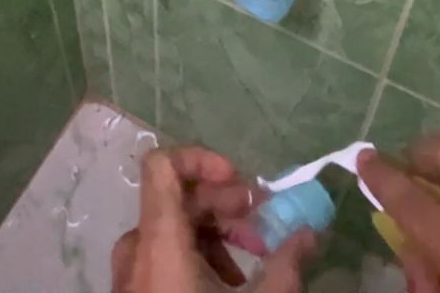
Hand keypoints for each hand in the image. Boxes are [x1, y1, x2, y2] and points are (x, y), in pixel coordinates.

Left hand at [112, 146, 317, 292]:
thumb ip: (285, 264)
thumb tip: (309, 232)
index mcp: (158, 241)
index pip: (162, 165)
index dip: (201, 160)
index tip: (240, 183)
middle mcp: (136, 249)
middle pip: (175, 197)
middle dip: (223, 203)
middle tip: (263, 220)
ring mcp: (130, 276)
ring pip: (171, 229)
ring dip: (215, 231)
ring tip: (254, 257)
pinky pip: (162, 256)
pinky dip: (197, 255)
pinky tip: (229, 285)